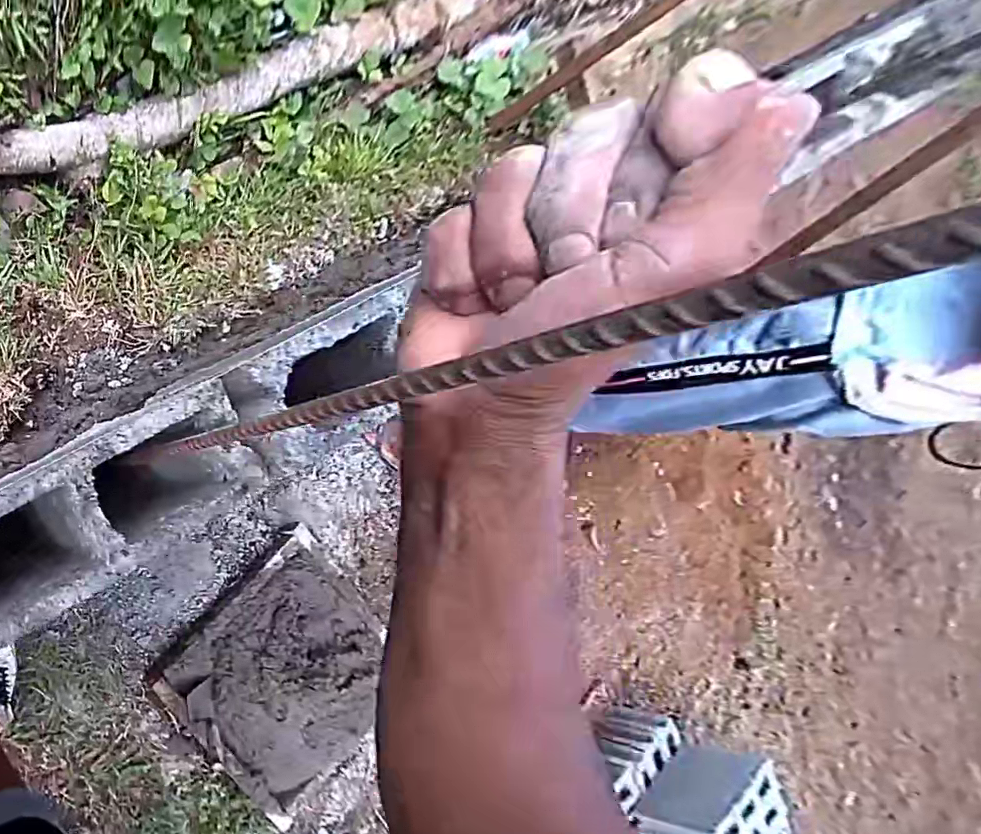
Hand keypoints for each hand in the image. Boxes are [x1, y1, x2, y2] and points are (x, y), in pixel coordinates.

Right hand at [399, 50, 819, 446]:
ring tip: (511, 298)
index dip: (630, 173)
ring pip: (504, 178)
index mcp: (663, 192)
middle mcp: (592, 196)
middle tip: (560, 278)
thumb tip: (716, 76)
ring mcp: (517, 218)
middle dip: (560, 221)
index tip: (621, 236)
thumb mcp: (682, 267)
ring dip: (503, 252)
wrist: (476, 406)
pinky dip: (456, 270)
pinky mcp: (457, 244)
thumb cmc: (572, 351)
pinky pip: (451, 222)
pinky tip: (469, 301)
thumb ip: (732, 168)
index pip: (653, 115)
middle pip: (573, 139)